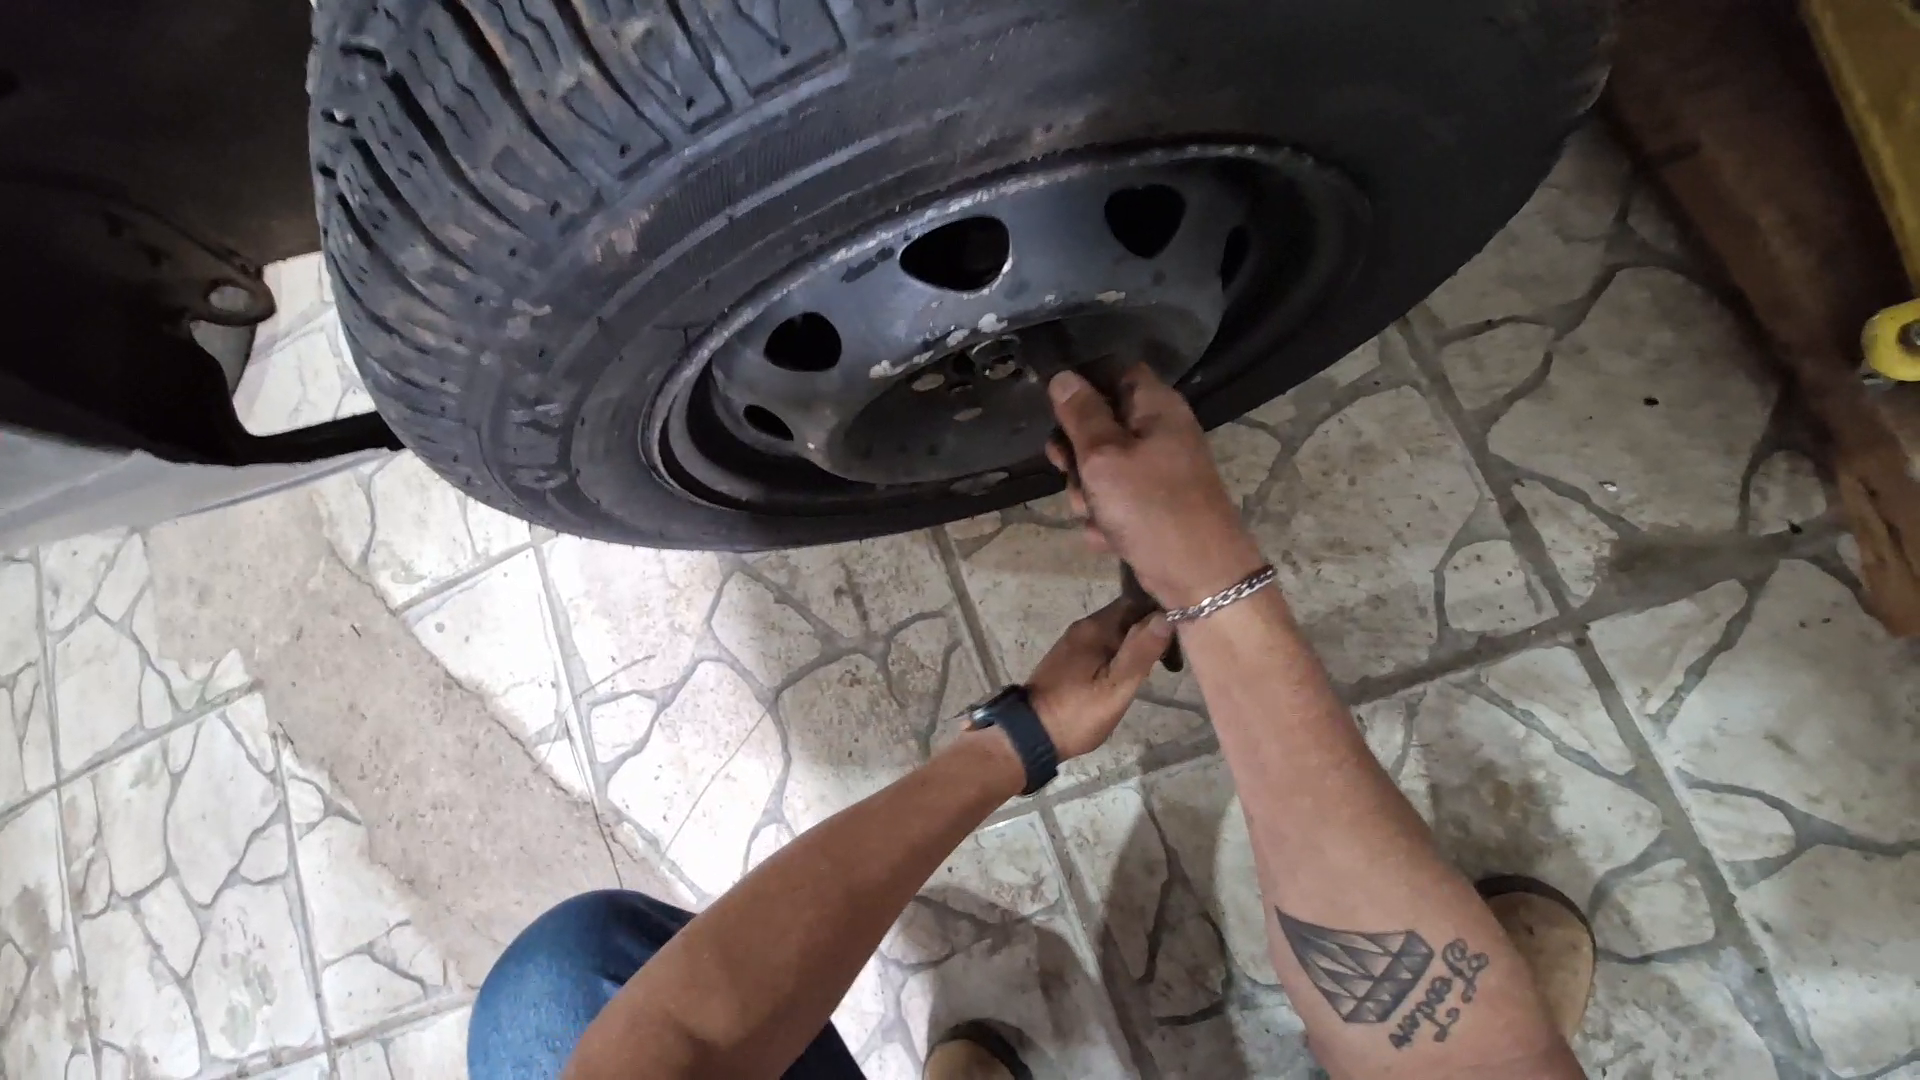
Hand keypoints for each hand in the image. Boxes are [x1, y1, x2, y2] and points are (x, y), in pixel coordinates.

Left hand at [1025, 599, 1172, 760]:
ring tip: (1158, 666)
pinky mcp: (1070, 658)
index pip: (1136, 603)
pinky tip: (1130, 672)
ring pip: (1115, 632)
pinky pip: (1103, 645)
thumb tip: (1166, 616)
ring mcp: (1074, 642)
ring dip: (1136, 643)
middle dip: (1150, 630)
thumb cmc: (1078, 712)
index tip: (1182, 633)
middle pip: (1126, 616)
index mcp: (1095, 628)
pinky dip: (1120, 652)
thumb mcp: (1115, 687)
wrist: (1032, 733)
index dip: (1161, 614)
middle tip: (1172, 657)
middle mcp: (1084, 627)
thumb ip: (1140, 652)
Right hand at [1047, 365, 1266, 607]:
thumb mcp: (1104, 457)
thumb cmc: (1151, 508)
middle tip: (1070, 470)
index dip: (1082, 385)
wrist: (1199, 577)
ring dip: (1086, 492)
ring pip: (1101, 468)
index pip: (1114, 370)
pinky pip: (1114, 501)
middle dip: (1076, 452)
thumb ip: (1081, 415)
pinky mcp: (1153, 505)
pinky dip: (1105, 518)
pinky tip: (1108, 536)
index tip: (1056, 412)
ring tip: (1095, 513)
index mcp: (1155, 406)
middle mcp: (1160, 432)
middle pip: (1100, 424)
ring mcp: (1157, 471)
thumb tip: (1063, 376)